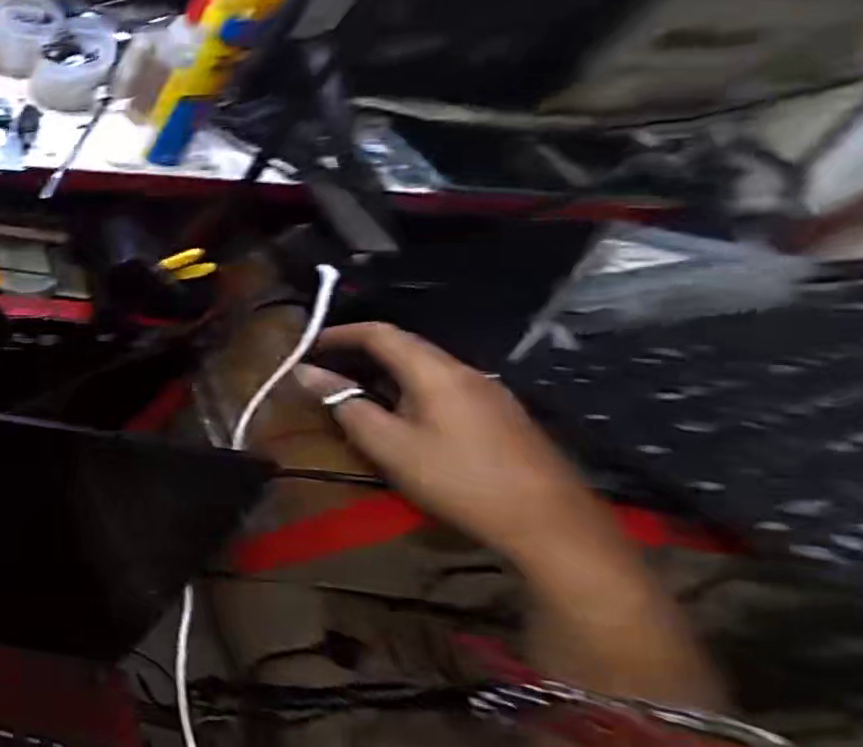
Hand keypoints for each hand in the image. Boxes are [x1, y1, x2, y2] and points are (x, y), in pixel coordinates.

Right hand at [296, 323, 614, 565]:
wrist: (557, 530)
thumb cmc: (461, 481)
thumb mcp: (389, 446)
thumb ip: (345, 404)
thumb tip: (305, 372)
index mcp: (434, 371)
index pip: (379, 332)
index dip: (339, 333)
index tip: (309, 346)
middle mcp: (464, 371)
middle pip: (405, 346)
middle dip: (361, 352)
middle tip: (328, 369)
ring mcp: (491, 394)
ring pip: (427, 368)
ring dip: (387, 373)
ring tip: (360, 395)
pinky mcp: (505, 418)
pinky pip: (446, 388)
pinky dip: (413, 390)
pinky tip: (407, 420)